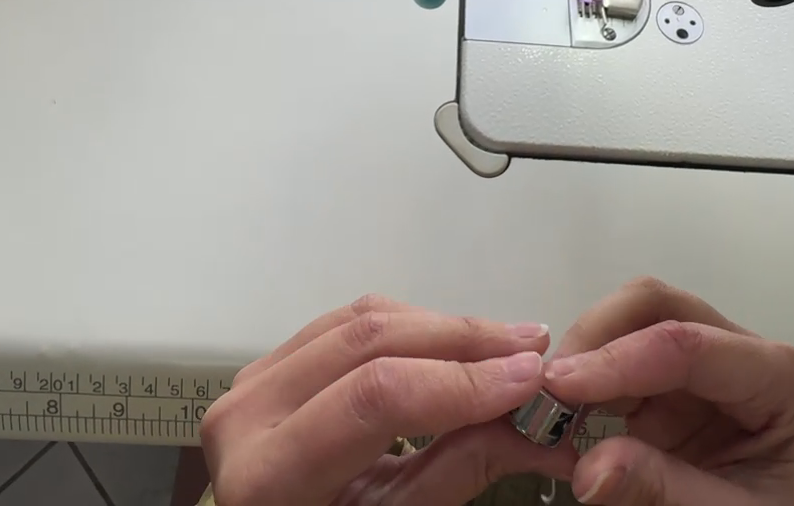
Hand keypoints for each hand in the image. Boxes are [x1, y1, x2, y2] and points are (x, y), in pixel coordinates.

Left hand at [200, 295, 577, 505]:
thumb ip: (461, 470)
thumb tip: (544, 432)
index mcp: (268, 475)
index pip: (375, 398)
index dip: (460, 380)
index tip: (530, 376)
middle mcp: (249, 410)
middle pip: (370, 341)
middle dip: (462, 339)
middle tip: (532, 345)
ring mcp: (255, 377)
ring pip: (362, 318)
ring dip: (442, 326)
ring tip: (505, 342)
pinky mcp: (273, 360)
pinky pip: (347, 321)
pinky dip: (409, 324)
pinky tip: (452, 339)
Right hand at [542, 278, 793, 505]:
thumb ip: (664, 489)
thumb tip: (586, 469)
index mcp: (774, 375)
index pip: (685, 342)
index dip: (618, 358)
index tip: (560, 385)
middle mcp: (737, 353)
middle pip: (656, 305)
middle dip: (598, 333)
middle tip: (551, 381)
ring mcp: (702, 368)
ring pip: (631, 322)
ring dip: (587, 352)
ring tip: (548, 398)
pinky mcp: (672, 391)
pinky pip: (621, 366)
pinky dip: (588, 383)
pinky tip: (564, 411)